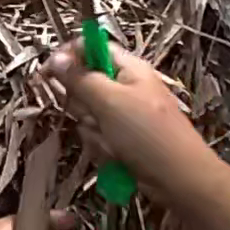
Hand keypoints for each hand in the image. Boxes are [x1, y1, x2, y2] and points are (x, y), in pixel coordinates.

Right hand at [44, 39, 220, 189]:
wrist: (181, 181)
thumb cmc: (148, 135)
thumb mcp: (110, 102)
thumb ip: (80, 79)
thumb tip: (54, 57)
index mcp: (128, 68)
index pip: (91, 47)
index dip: (69, 56)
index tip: (49, 73)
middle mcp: (125, 87)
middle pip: (84, 84)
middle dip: (82, 105)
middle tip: (93, 116)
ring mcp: (124, 114)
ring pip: (87, 114)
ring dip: (92, 130)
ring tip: (110, 142)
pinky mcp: (122, 138)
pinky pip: (97, 135)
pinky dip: (101, 147)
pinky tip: (114, 156)